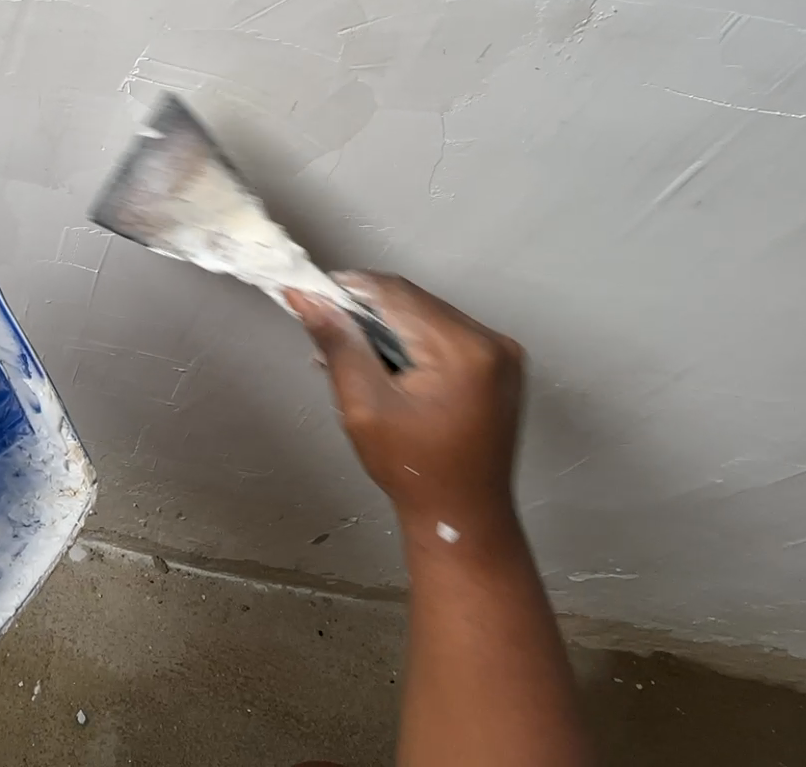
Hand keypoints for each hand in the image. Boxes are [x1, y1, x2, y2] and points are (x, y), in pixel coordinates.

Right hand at [286, 274, 525, 535]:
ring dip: (385, 324)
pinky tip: (385, 364)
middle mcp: (491, 340)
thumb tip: (304, 296)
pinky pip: (443, 331)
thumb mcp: (363, 404)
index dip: (347, 289)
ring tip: (352, 355)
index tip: (308, 298)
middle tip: (325, 335)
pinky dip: (408, 338)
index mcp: (463, 349)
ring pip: (425, 312)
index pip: (394, 293)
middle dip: (364, 311)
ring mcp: (501, 351)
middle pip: (412, 300)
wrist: (462, 515)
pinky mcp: (499, 364)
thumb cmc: (408, 466)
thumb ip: (337, 343)